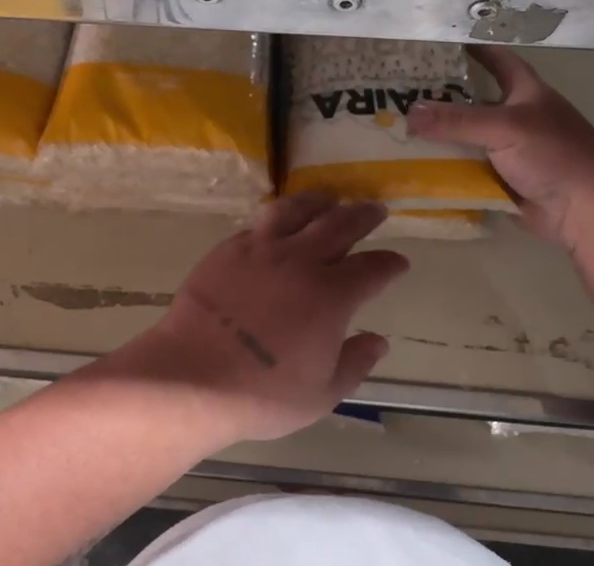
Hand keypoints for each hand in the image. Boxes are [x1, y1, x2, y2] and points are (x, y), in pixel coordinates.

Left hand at [110, 196, 409, 444]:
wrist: (194, 374)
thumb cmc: (263, 393)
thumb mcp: (322, 393)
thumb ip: (355, 363)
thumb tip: (378, 341)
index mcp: (331, 295)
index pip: (372, 268)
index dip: (390, 264)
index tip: (399, 262)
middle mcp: (300, 261)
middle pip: (339, 225)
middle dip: (362, 215)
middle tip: (375, 209)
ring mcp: (261, 250)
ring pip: (295, 210)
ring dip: (318, 202)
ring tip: (328, 199)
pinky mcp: (228, 249)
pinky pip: (260, 225)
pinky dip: (278, 219)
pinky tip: (279, 224)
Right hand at [407, 45, 593, 247]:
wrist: (587, 213)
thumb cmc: (556, 155)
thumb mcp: (505, 128)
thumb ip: (457, 121)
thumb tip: (408, 112)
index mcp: (527, 94)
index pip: (500, 62)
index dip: (477, 50)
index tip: (443, 44)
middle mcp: (517, 119)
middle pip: (473, 103)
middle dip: (441, 99)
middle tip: (399, 92)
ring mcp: (509, 152)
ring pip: (466, 139)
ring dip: (437, 138)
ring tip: (396, 128)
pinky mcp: (502, 182)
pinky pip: (466, 171)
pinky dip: (443, 170)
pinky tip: (412, 166)